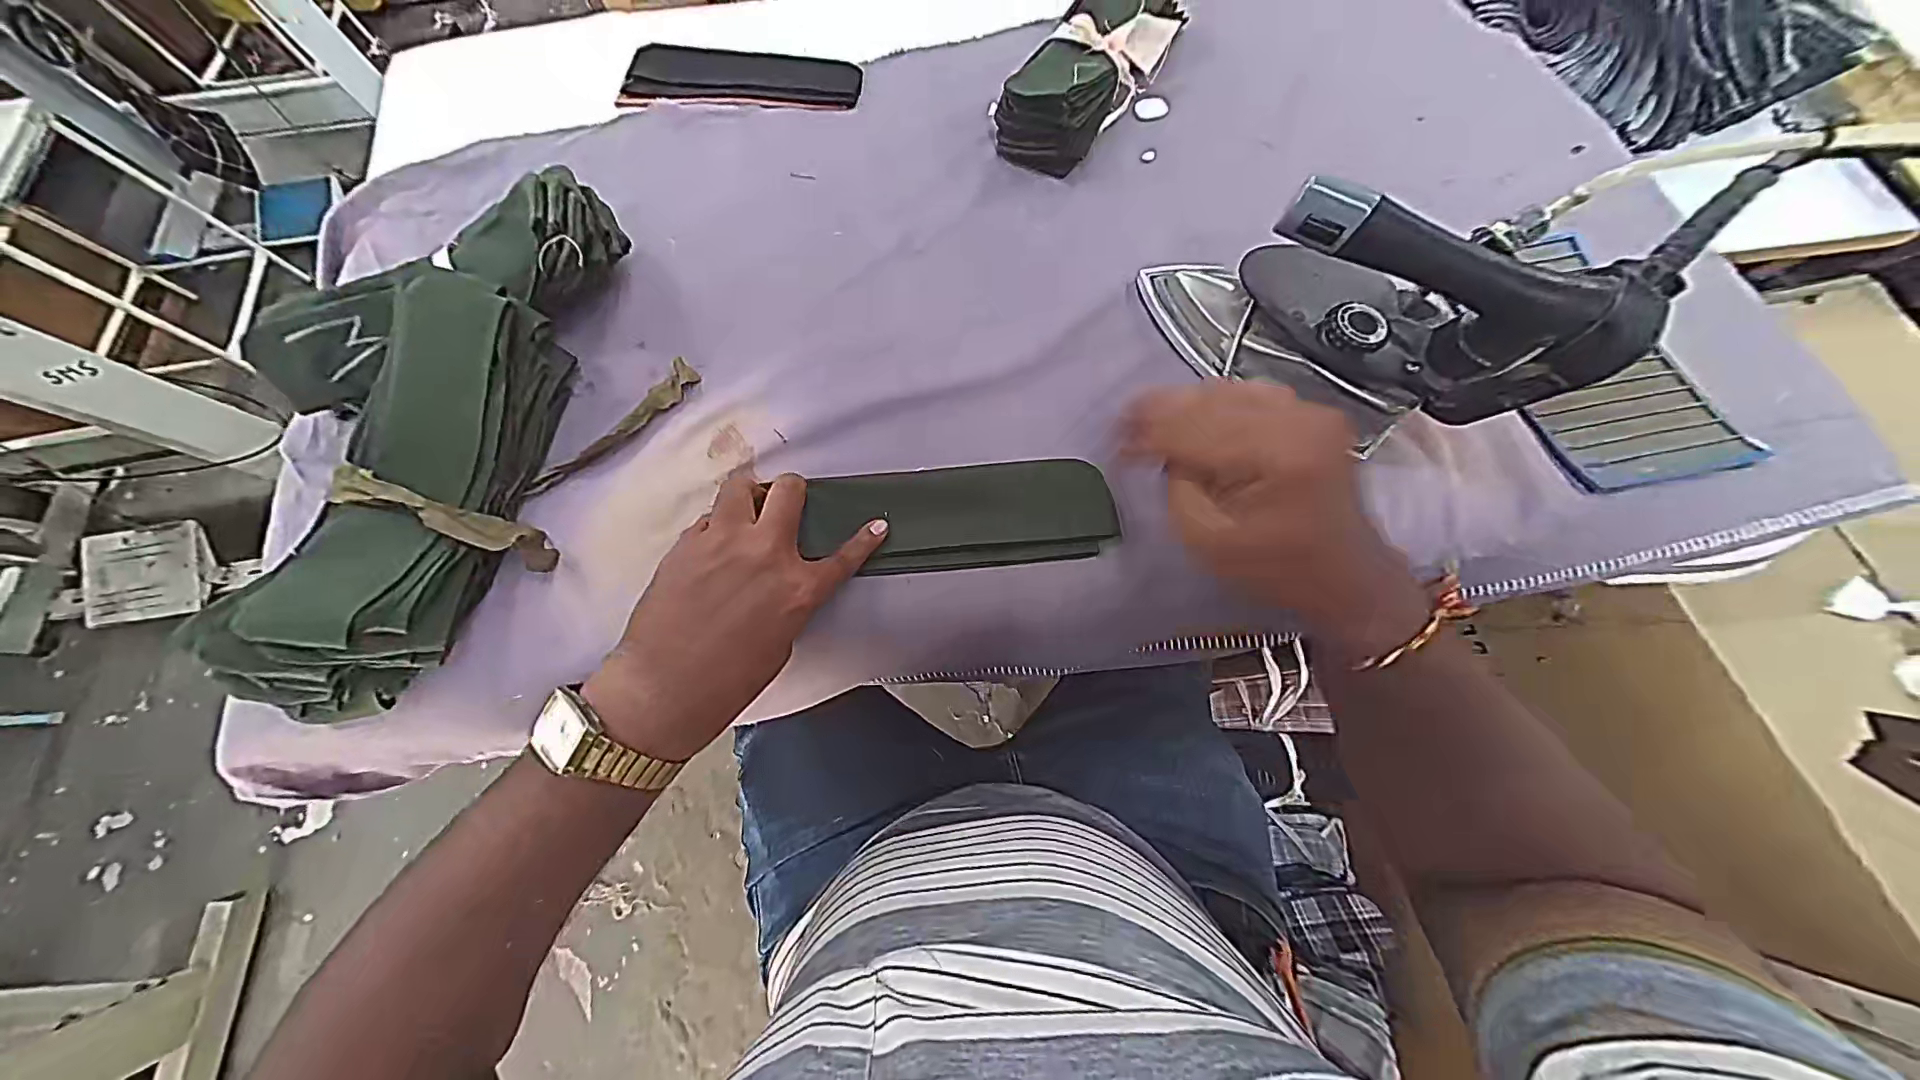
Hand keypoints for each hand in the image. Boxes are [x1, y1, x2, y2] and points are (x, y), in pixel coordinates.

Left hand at [582, 470, 886, 761]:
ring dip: (751, 494)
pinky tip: (714, 544)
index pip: (845, 555)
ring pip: (740, 486)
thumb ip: (790, 602)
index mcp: (798, 588)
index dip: (865, 538)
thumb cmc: (726, 680)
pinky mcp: (687, 544)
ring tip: (748, 507)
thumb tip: (781, 584)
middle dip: (794, 490)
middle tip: (791, 499)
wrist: (665, 686)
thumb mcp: (781, 642)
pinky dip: (716, 524)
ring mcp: (723, 542)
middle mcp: (765, 554)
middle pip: (789, 491)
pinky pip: (707, 518)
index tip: (875, 526)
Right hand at [1123, 381, 1429, 659]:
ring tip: (1153, 424)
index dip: (1147, 432)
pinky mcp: (1313, 414)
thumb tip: (1161, 447)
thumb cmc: (1274, 569)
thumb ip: (1177, 484)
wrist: (1345, 574)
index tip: (1115, 441)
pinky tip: (1195, 421)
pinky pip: (1250, 394)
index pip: (1193, 427)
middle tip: (1124, 425)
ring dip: (1186, 405)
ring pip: (1227, 390)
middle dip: (1161, 412)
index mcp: (1276, 454)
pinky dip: (1215, 405)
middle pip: (1209, 399)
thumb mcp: (1206, 537)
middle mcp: (1298, 419)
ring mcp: (1311, 411)